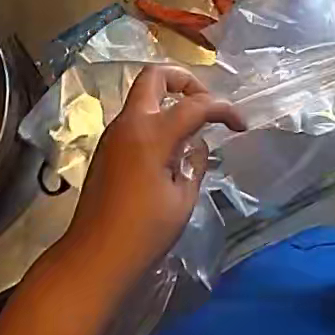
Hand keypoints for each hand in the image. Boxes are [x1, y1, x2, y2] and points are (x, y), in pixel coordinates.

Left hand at [64, 66, 243, 275]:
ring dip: (169, 100)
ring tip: (193, 129)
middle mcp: (129, 124)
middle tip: (205, 105)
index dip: (223, 109)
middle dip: (186, 81)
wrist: (94, 258)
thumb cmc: (144, 232)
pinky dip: (157, 119)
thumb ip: (195, 163)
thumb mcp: (182, 198)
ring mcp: (113, 135)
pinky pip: (135, 118)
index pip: (195, 105)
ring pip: (142, 96)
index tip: (240, 126)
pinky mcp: (107, 149)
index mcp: (151, 134)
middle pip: (155, 76)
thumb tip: (196, 146)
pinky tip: (171, 148)